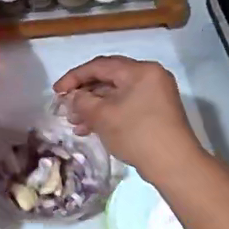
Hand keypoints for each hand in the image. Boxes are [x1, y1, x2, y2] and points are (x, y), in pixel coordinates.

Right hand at [54, 56, 202, 175]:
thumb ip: (82, 101)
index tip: (56, 91)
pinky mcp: (156, 111)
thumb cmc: (136, 133)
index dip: (74, 77)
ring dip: (93, 106)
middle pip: (108, 78)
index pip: (100, 66)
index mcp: (139, 71)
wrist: (173, 163)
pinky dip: (107, 113)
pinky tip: (90, 128)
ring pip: (116, 94)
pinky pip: (125, 105)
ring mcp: (155, 94)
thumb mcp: (102, 116)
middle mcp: (149, 76)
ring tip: (74, 123)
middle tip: (65, 106)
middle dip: (83, 93)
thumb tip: (73, 97)